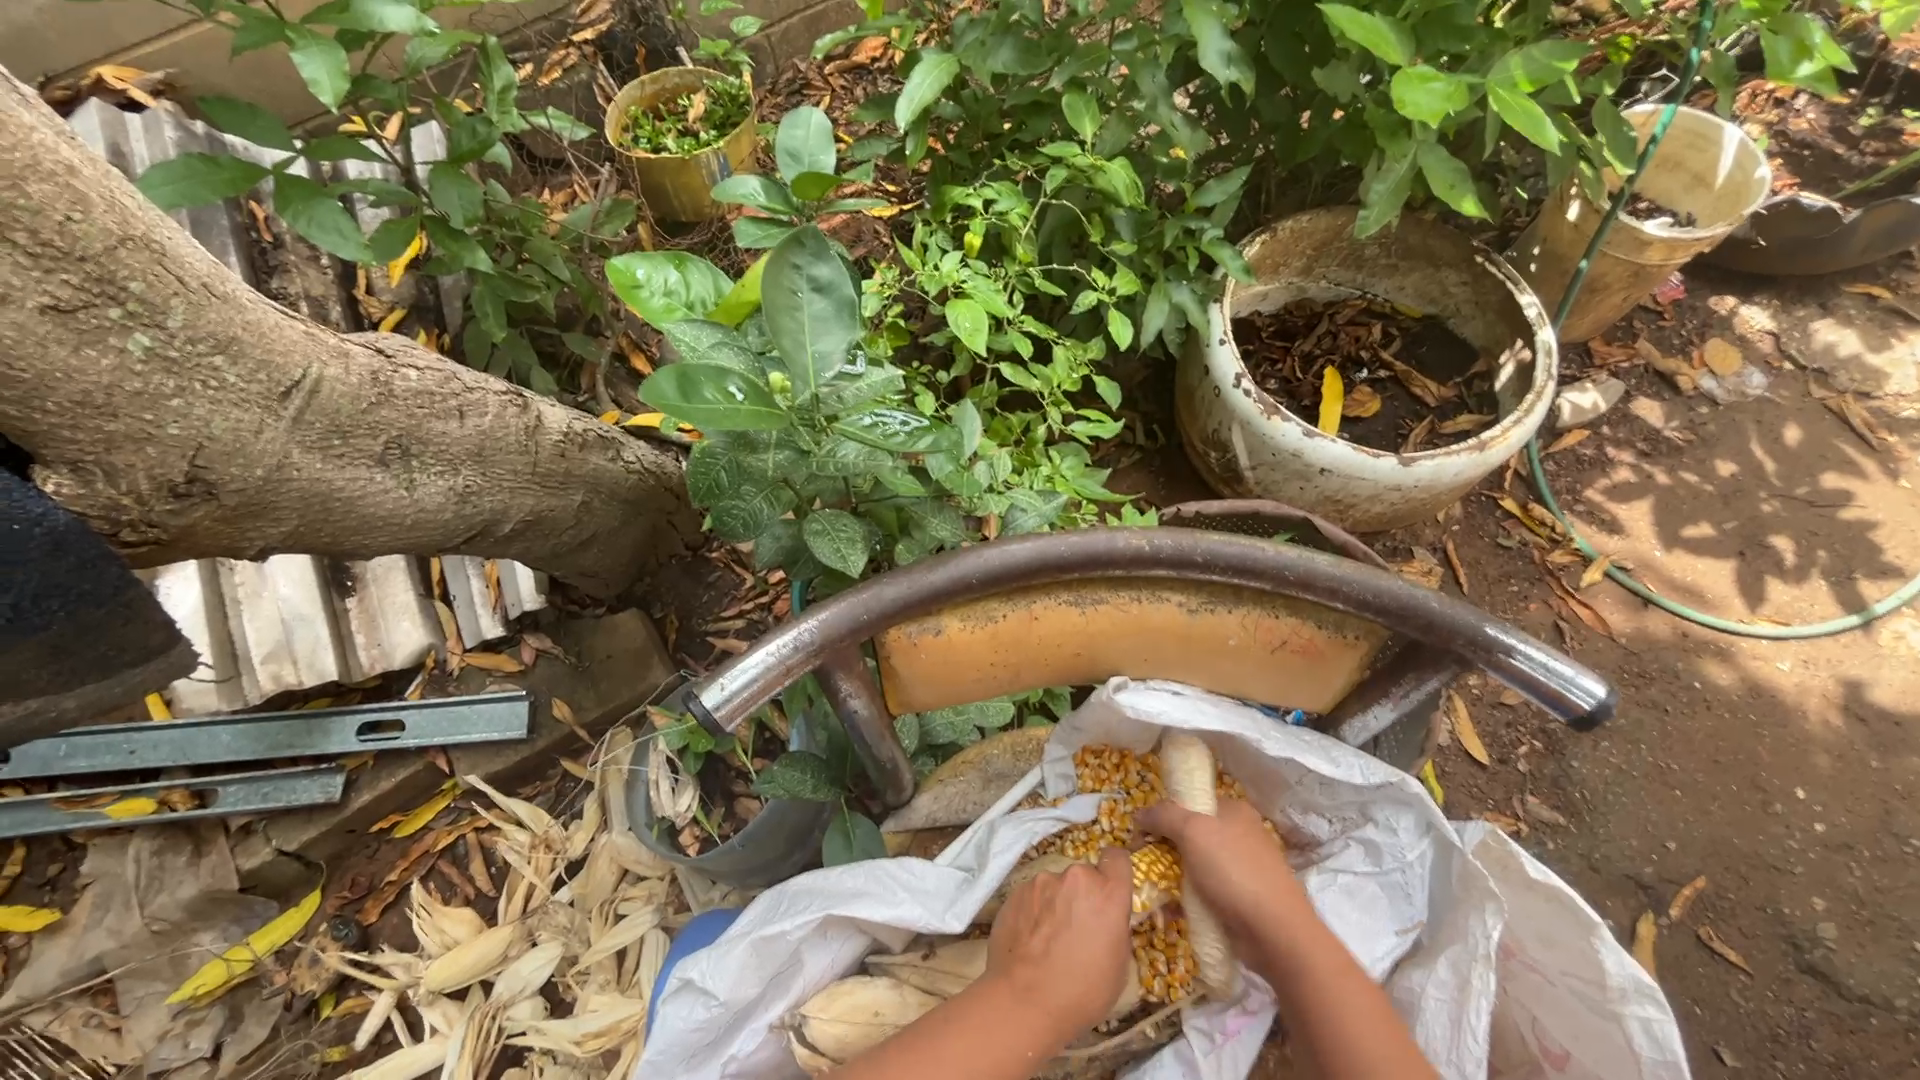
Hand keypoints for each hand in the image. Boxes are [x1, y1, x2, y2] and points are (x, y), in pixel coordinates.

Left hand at [983, 847, 1133, 1034]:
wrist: (1024, 1001)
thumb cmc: (1082, 992)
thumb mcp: (1118, 965)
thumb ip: (1114, 928)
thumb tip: (1104, 920)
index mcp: (1107, 893)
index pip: (1117, 859)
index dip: (1114, 872)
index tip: (1109, 889)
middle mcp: (1075, 878)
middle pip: (1083, 876)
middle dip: (1082, 896)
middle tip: (1076, 928)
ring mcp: (1041, 882)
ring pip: (1055, 886)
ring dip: (1056, 902)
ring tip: (1047, 938)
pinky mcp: (1015, 892)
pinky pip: (1032, 896)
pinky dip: (1033, 911)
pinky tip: (1029, 939)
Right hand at [1137, 798, 1306, 942]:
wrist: (1275, 932)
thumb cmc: (1234, 872)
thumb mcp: (1193, 832)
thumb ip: (1164, 816)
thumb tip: (1140, 813)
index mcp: (1233, 811)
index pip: (1190, 802)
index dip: (1163, 815)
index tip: (1142, 835)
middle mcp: (1239, 835)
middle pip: (1190, 834)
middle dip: (1165, 849)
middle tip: (1144, 864)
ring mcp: (1241, 868)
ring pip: (1195, 865)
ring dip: (1173, 877)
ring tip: (1155, 892)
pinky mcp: (1240, 898)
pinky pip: (1205, 892)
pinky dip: (1188, 899)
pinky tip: (1173, 910)